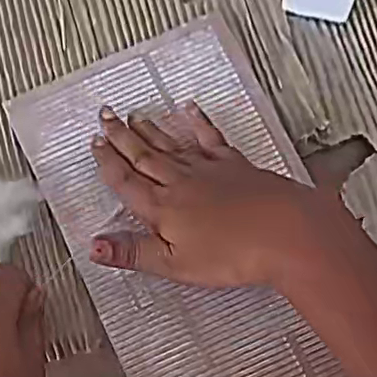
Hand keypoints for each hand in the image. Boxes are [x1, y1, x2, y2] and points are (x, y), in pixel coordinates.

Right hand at [89, 102, 356, 289]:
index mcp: (162, 209)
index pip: (127, 182)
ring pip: (171, 145)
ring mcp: (208, 170)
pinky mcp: (234, 166)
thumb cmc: (229, 255)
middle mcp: (181, 182)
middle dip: (122, 138)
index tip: (96, 146)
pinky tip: (188, 111)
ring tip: (134, 116)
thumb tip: (95, 247)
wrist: (281, 233)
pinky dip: (196, 123)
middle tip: (105, 118)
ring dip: (150, 131)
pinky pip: (209, 138)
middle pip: (144, 156)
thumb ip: (133, 253)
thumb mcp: (174, 264)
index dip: (109, 164)